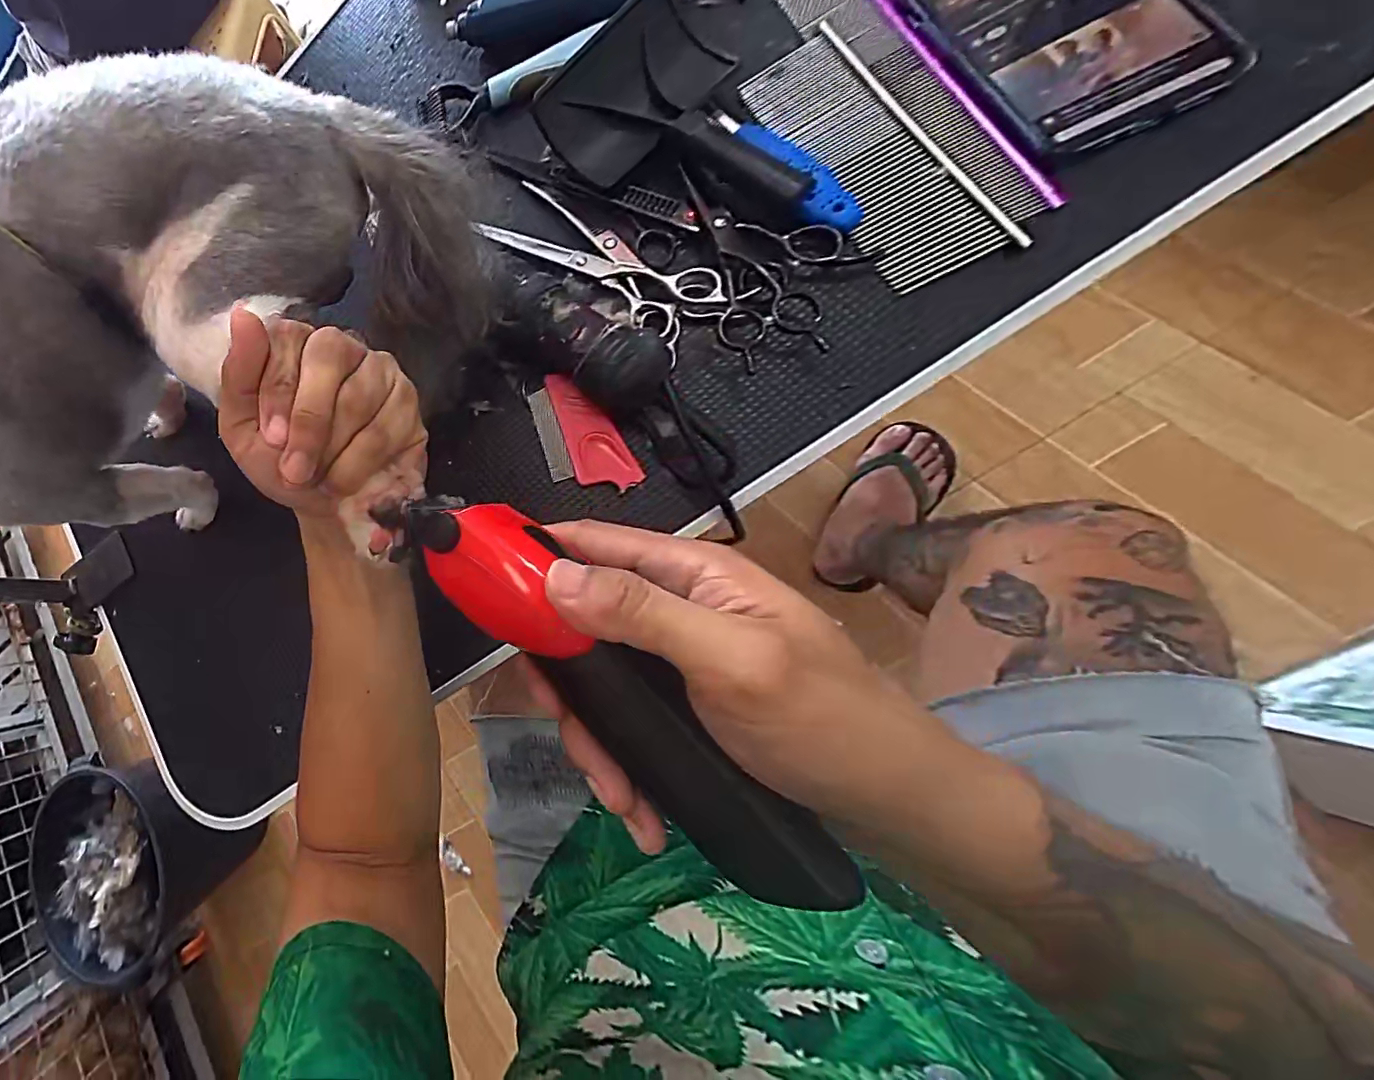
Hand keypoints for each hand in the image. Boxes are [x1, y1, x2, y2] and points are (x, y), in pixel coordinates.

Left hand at [218, 308, 426, 520]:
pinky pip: (386, 426)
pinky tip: (349, 480)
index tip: (273, 439)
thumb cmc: (281, 464)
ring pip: (358, 395)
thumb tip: (243, 315)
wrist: (322, 507)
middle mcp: (342, 346)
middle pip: (329, 356)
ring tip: (322, 481)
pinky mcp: (407, 402)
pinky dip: (361, 462)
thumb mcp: (242, 428)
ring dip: (334, 448)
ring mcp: (381, 370)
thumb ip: (239, 374)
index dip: (278, 390)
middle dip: (308, 421)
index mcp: (296, 344)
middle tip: (296, 470)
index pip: (288, 338)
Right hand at [526, 521, 1002, 854]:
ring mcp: (675, 660)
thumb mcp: (730, 660)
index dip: (537, 555)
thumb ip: (643, 613)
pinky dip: (625, 765)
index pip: (595, 543)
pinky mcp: (679, 705)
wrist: (888, 800)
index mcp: (690, 574)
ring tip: (624, 799)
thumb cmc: (821, 718)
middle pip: (583, 624)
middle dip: (569, 686)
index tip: (485, 590)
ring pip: (599, 685)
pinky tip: (642, 809)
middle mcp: (675, 608)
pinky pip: (627, 724)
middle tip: (571, 736)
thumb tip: (555, 576)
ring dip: (598, 743)